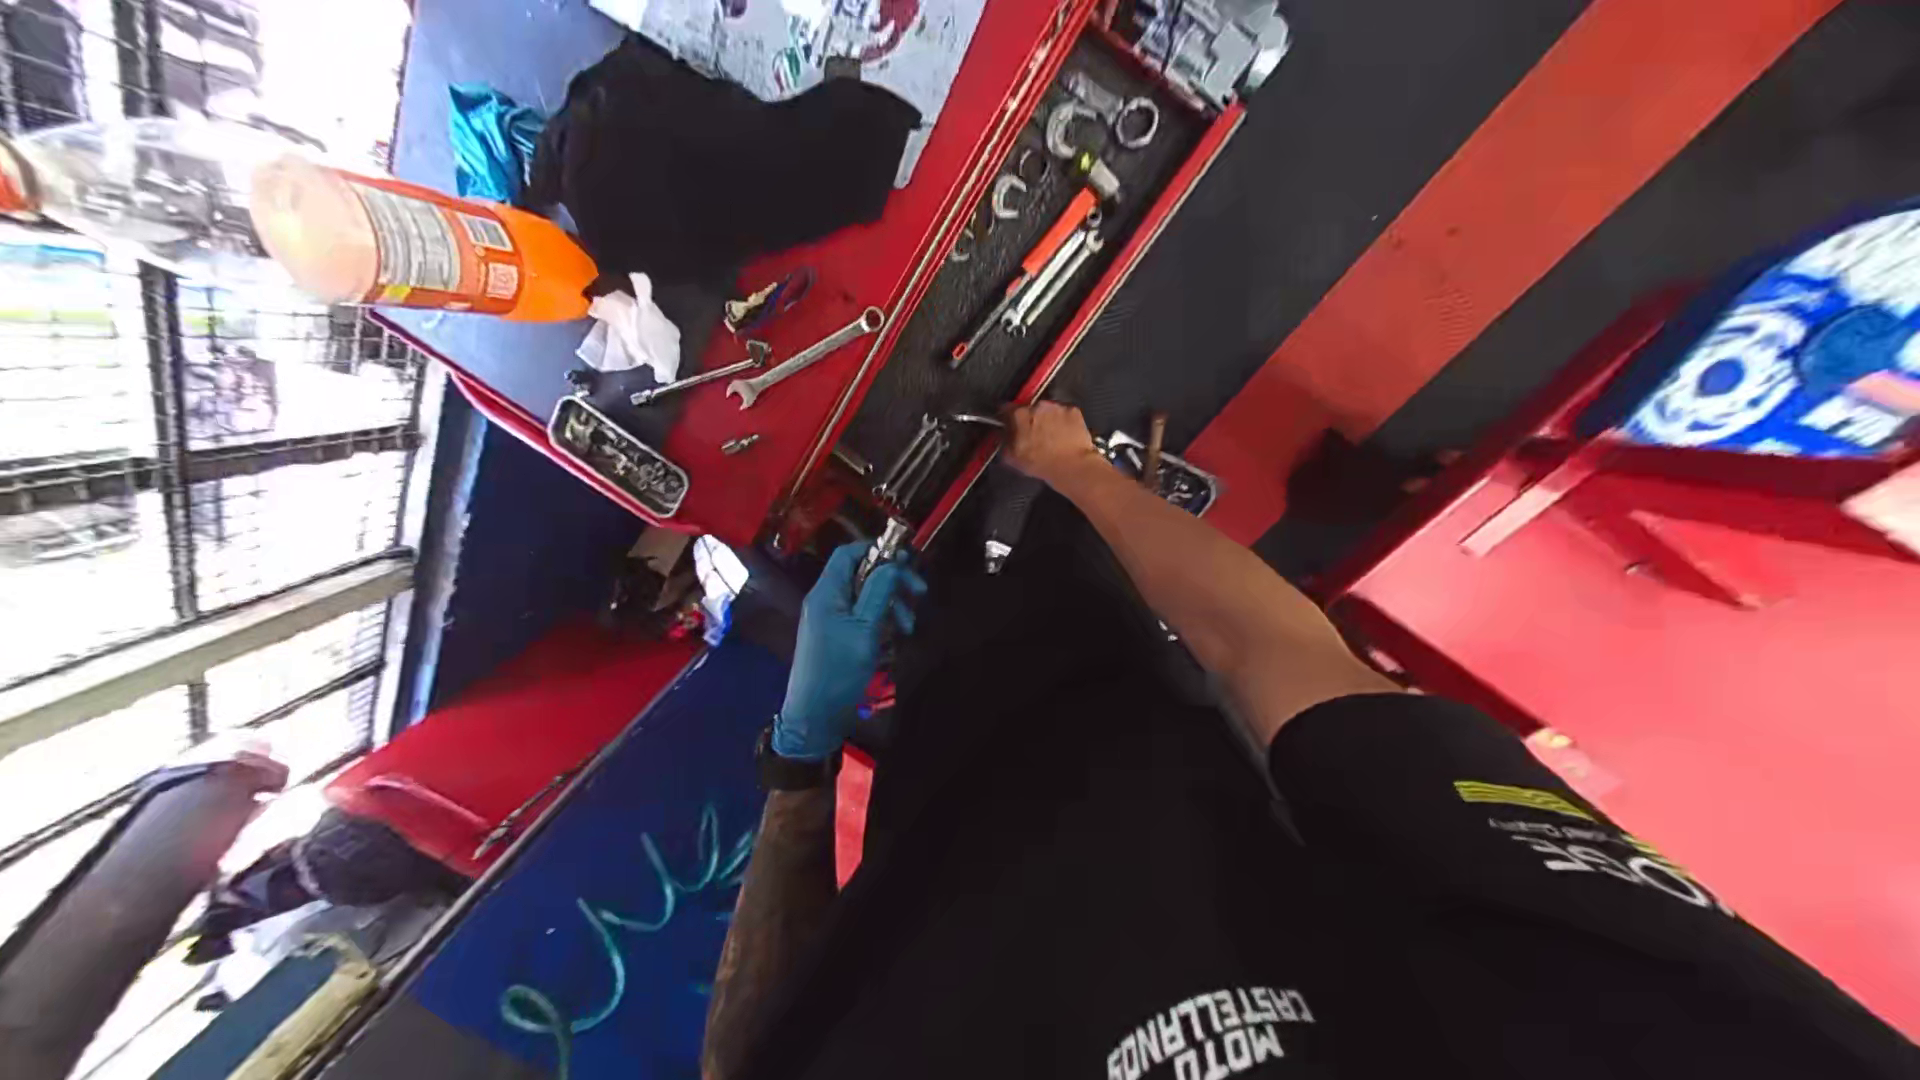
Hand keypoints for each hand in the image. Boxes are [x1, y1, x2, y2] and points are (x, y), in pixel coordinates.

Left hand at [773, 542, 926, 760]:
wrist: (815, 717)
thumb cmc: (838, 671)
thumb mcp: (865, 630)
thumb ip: (878, 592)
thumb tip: (893, 562)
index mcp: (827, 592)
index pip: (849, 553)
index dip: (877, 549)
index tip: (907, 560)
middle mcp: (827, 599)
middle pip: (862, 573)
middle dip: (893, 580)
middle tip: (920, 593)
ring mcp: (831, 618)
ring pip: (867, 596)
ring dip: (892, 604)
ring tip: (909, 627)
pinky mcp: (838, 635)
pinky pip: (863, 616)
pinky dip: (882, 621)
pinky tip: (895, 637)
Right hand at [1004, 402, 1104, 489]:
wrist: (1072, 466)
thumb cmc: (1043, 464)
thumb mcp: (1013, 459)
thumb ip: (1004, 443)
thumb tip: (1002, 438)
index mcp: (1020, 415)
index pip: (1007, 409)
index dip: (1008, 419)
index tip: (1010, 425)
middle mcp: (1038, 406)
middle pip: (1029, 409)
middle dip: (1030, 420)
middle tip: (1034, 437)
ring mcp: (1057, 407)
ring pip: (1048, 410)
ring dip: (1047, 420)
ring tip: (1051, 439)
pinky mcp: (1073, 411)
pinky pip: (1065, 414)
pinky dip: (1064, 422)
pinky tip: (1064, 436)